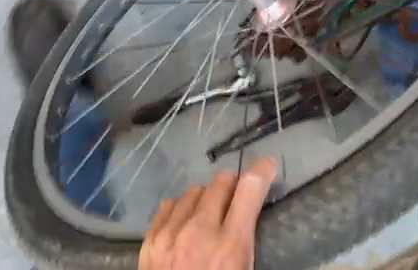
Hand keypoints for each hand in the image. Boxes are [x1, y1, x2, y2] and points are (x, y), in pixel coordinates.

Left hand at [139, 158, 278, 269]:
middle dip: (234, 188)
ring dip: (207, 199)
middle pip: (221, 184)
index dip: (262, 172)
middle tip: (240, 200)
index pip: (249, 189)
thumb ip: (250, 251)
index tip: (269, 165)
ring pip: (194, 192)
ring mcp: (169, 235)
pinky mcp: (149, 244)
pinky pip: (169, 207)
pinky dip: (182, 210)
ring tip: (212, 216)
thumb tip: (253, 233)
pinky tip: (186, 223)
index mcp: (229, 248)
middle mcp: (199, 232)